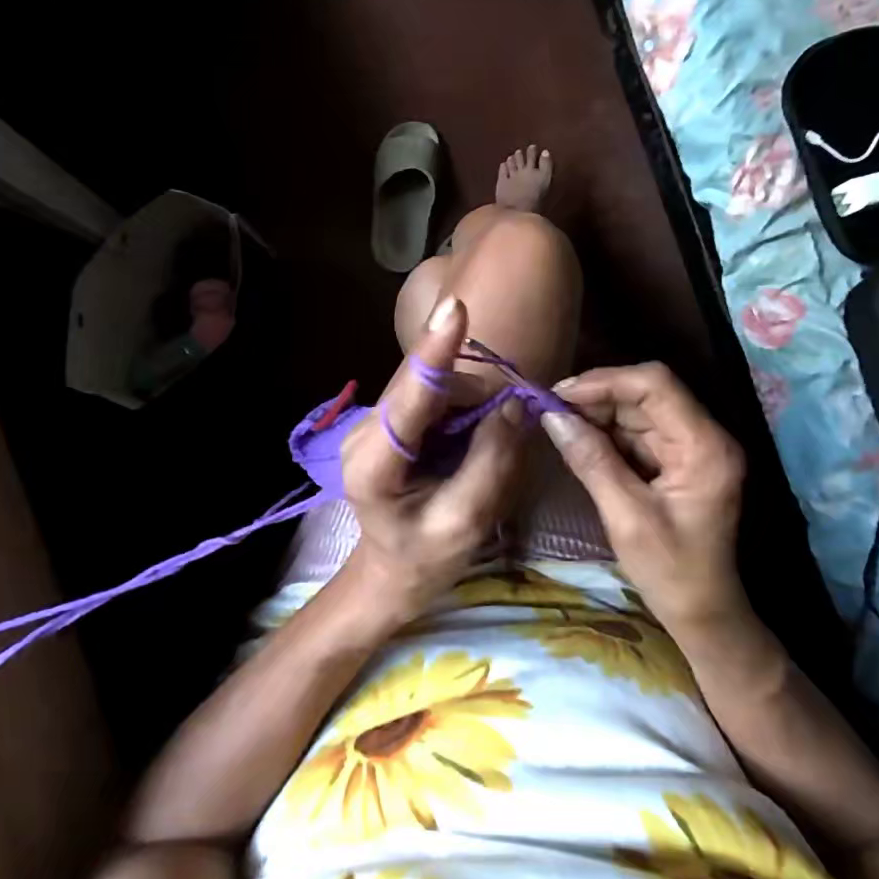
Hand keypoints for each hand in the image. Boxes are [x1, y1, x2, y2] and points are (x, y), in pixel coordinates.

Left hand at [341, 297, 525, 608]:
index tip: (456, 308)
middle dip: (473, 386)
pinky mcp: (389, 418)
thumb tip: (513, 405)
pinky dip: (461, 403)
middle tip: (511, 420)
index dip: (434, 352)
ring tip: (488, 443)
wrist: (391, 570)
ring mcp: (374, 421)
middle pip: (424, 382)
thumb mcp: (466, 522)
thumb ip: (489, 463)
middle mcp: (365, 431)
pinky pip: (431, 393)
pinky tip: (472, 435)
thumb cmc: (426, 558)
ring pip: (430, 383)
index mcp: (375, 463)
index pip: (408, 399)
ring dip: (470, 397)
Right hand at [540, 363, 746, 624]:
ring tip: (557, 423)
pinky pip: (636, 431)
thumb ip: (590, 460)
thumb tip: (550, 416)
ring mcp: (690, 448)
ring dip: (596, 412)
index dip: (605, 381)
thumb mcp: (625, 516)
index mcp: (704, 446)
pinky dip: (604, 432)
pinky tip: (577, 440)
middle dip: (596, 396)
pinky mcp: (675, 461)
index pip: (656, 385)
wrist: (703, 614)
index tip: (559, 395)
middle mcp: (703, 437)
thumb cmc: (671, 571)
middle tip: (551, 410)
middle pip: (646, 392)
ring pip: (637, 409)